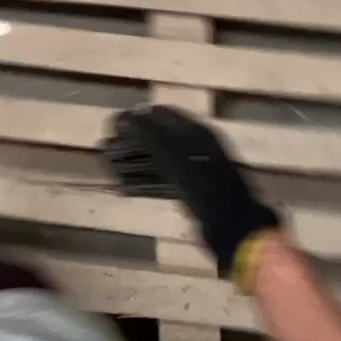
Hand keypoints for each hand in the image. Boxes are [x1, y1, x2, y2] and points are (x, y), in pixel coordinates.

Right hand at [101, 106, 279, 280]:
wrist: (232, 226)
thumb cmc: (203, 183)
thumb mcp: (172, 153)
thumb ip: (147, 133)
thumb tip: (121, 117)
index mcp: (196, 132)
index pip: (161, 114)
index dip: (136, 117)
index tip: (114, 126)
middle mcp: (196, 147)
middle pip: (158, 137)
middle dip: (132, 142)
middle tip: (109, 149)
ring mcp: (195, 171)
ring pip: (158, 160)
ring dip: (135, 163)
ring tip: (112, 168)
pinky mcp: (192, 192)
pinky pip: (163, 181)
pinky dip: (144, 182)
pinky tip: (126, 188)